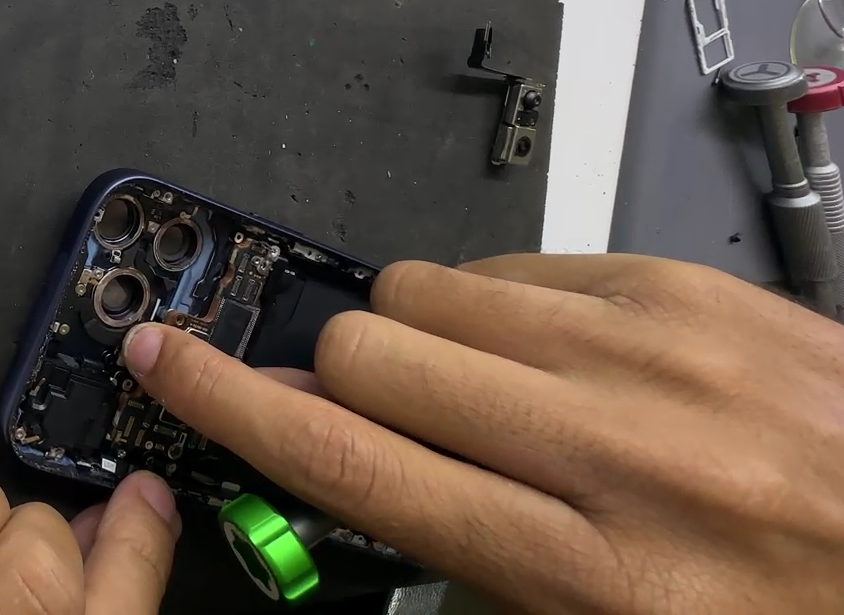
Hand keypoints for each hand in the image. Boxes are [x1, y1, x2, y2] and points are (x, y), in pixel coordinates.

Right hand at [121, 254, 843, 613]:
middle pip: (365, 350)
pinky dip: (499, 306)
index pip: (347, 459)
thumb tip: (328, 433)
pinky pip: (500, 264)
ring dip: (421, 335)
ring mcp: (658, 353)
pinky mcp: (681, 285)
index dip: (227, 400)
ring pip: (416, 290)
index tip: (161, 353)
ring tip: (497, 382)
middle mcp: (624, 455)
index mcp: (601, 578)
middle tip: (406, 411)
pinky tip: (569, 355)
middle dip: (352, 372)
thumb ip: (451, 543)